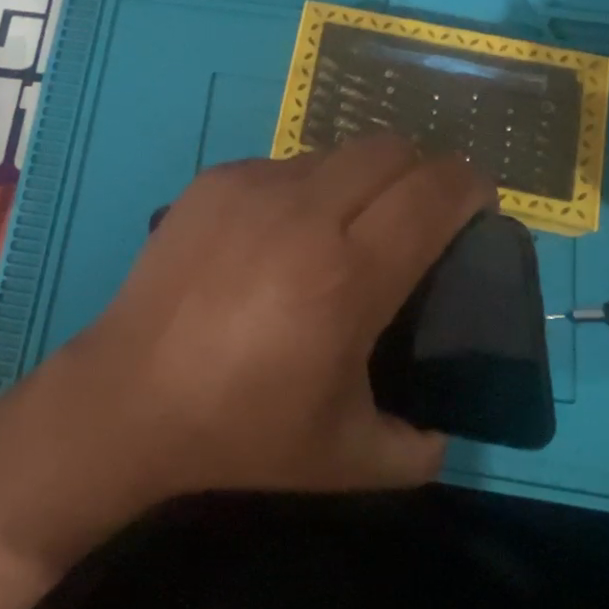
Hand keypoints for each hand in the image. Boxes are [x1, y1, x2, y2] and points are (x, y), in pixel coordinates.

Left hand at [52, 134, 493, 497]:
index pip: (435, 192)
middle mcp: (306, 212)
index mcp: (350, 273)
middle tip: (418, 213)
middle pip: (391, 148)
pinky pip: (282, 165)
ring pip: (335, 153)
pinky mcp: (212, 180)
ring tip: (345, 226)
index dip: (470, 186)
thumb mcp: (348, 459)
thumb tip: (443, 430)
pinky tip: (280, 234)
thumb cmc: (243, 429)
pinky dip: (304, 188)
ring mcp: (253, 187)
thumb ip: (419, 448)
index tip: (477, 204)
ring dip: (360, 179)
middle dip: (421, 170)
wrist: (131, 396)